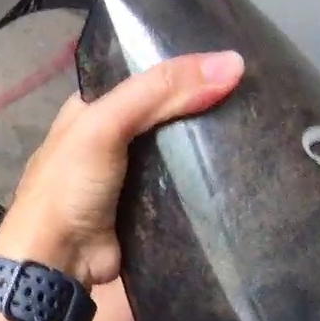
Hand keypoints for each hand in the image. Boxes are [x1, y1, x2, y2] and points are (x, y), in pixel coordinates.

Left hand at [0, 51, 243, 286]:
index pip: (140, 78)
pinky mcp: (146, 209)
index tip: (232, 61)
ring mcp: (128, 176)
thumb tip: (232, 63)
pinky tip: (243, 166)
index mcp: (88, 112)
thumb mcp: (104, 126)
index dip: (180, 68)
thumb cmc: (68, 187)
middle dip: (202, 104)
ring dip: (209, 143)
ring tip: (262, 123)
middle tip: (258, 92)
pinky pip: (183, 186)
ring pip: (176, 150)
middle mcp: (107, 139)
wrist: (57, 260)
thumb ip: (158, 92)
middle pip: (163, 114)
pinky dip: (207, 179)